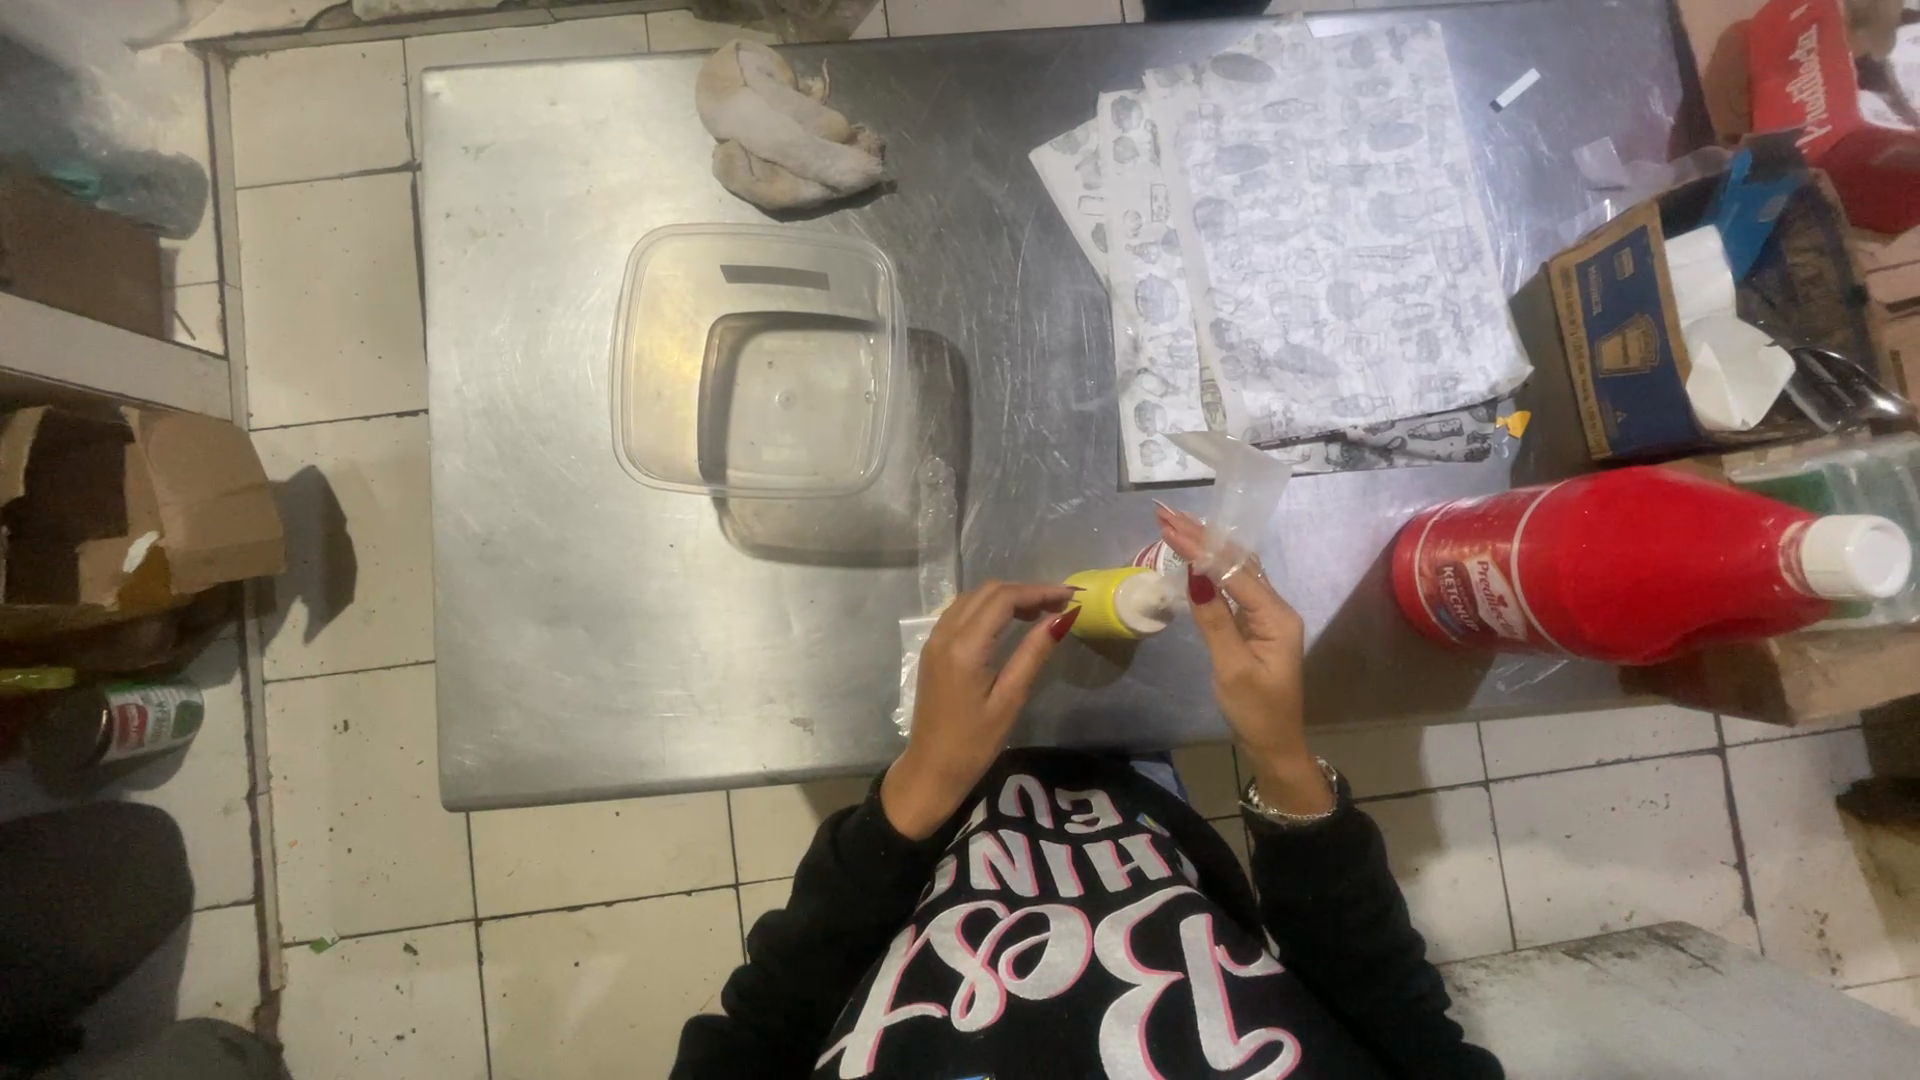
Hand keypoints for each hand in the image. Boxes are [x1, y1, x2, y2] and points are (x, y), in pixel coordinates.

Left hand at [881, 581, 1079, 839]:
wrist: (931, 769)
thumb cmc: (974, 743)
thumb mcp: (1010, 699)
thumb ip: (1033, 653)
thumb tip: (1062, 618)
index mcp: (964, 647)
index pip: (1003, 599)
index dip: (1038, 591)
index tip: (1070, 595)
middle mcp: (944, 634)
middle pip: (987, 592)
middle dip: (1024, 591)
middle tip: (1059, 604)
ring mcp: (934, 640)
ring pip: (972, 598)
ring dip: (1005, 598)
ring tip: (1040, 612)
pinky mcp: (933, 649)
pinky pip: (961, 612)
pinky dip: (987, 608)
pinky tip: (1009, 623)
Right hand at [1156, 505, 1333, 816]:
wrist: (1275, 743)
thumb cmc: (1256, 710)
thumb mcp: (1232, 668)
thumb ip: (1216, 620)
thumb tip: (1196, 577)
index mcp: (1276, 616)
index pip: (1232, 571)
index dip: (1200, 547)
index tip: (1169, 527)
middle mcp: (1275, 607)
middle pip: (1237, 562)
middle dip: (1201, 536)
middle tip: (1166, 514)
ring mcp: (1266, 615)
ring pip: (1235, 570)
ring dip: (1206, 546)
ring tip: (1177, 524)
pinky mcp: (1255, 624)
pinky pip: (1233, 586)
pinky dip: (1212, 567)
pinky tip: (1196, 555)